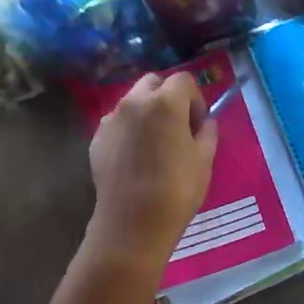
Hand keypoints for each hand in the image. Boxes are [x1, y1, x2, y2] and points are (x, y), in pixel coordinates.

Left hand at [86, 72, 217, 269]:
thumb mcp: (204, 161)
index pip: (184, 80)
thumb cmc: (177, 191)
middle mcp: (133, 102)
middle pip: (153, 83)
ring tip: (155, 146)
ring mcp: (110, 120)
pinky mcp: (96, 139)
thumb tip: (204, 123)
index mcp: (164, 103)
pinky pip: (117, 124)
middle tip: (178, 129)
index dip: (196, 99)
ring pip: (132, 102)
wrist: (132, 223)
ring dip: (147, 113)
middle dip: (168, 98)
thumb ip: (207, 133)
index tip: (199, 125)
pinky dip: (129, 131)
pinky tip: (136, 160)